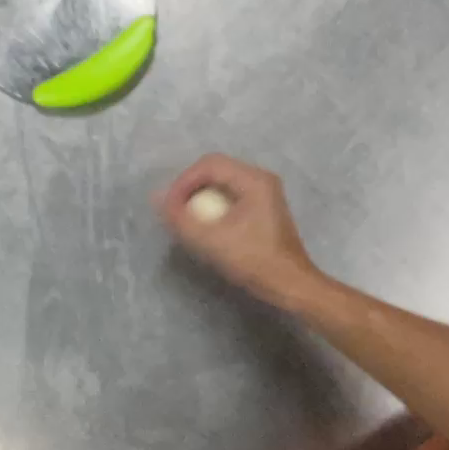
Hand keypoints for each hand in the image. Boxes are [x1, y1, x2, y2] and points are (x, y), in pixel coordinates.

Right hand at [154, 154, 324, 309]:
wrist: (291, 285)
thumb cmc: (255, 261)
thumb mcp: (212, 241)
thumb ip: (181, 219)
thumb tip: (157, 199)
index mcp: (254, 179)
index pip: (209, 164)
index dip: (183, 182)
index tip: (169, 206)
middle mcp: (261, 180)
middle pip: (216, 171)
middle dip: (190, 189)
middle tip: (174, 212)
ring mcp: (265, 195)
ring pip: (223, 185)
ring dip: (201, 199)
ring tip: (186, 220)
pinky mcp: (264, 210)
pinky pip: (231, 198)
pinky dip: (214, 208)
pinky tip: (206, 228)